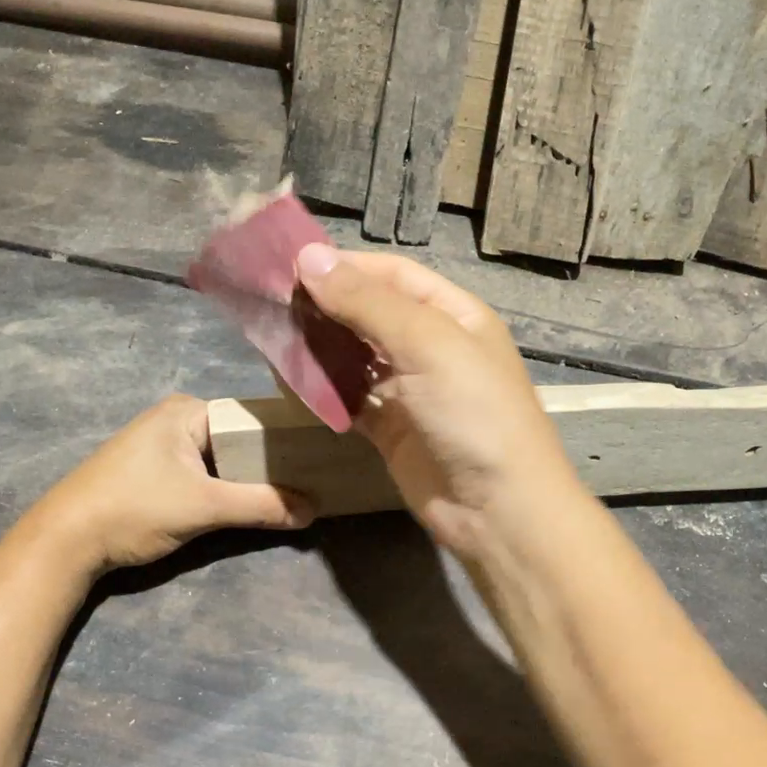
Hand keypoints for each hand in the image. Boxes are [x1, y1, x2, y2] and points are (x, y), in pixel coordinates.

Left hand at [37, 394, 312, 569]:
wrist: (66, 540)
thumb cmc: (135, 508)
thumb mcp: (205, 507)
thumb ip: (261, 506)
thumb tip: (313, 511)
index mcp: (188, 410)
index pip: (252, 416)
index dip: (286, 439)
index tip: (319, 460)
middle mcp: (177, 419)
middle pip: (239, 440)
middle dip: (270, 464)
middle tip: (312, 483)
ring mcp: (164, 447)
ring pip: (223, 461)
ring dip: (249, 481)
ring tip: (291, 496)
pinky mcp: (156, 474)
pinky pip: (206, 475)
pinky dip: (227, 490)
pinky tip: (250, 506)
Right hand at [294, 244, 580, 556]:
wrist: (496, 509)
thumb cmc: (472, 413)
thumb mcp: (427, 344)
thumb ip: (367, 302)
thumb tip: (310, 258)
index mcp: (453, 315)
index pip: (393, 275)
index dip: (344, 267)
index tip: (288, 265)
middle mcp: (431, 347)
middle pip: (369, 314)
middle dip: (324, 306)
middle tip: (269, 301)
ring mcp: (409, 391)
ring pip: (354, 357)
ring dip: (318, 346)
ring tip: (271, 335)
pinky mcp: (389, 430)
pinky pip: (348, 399)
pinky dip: (321, 390)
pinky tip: (288, 379)